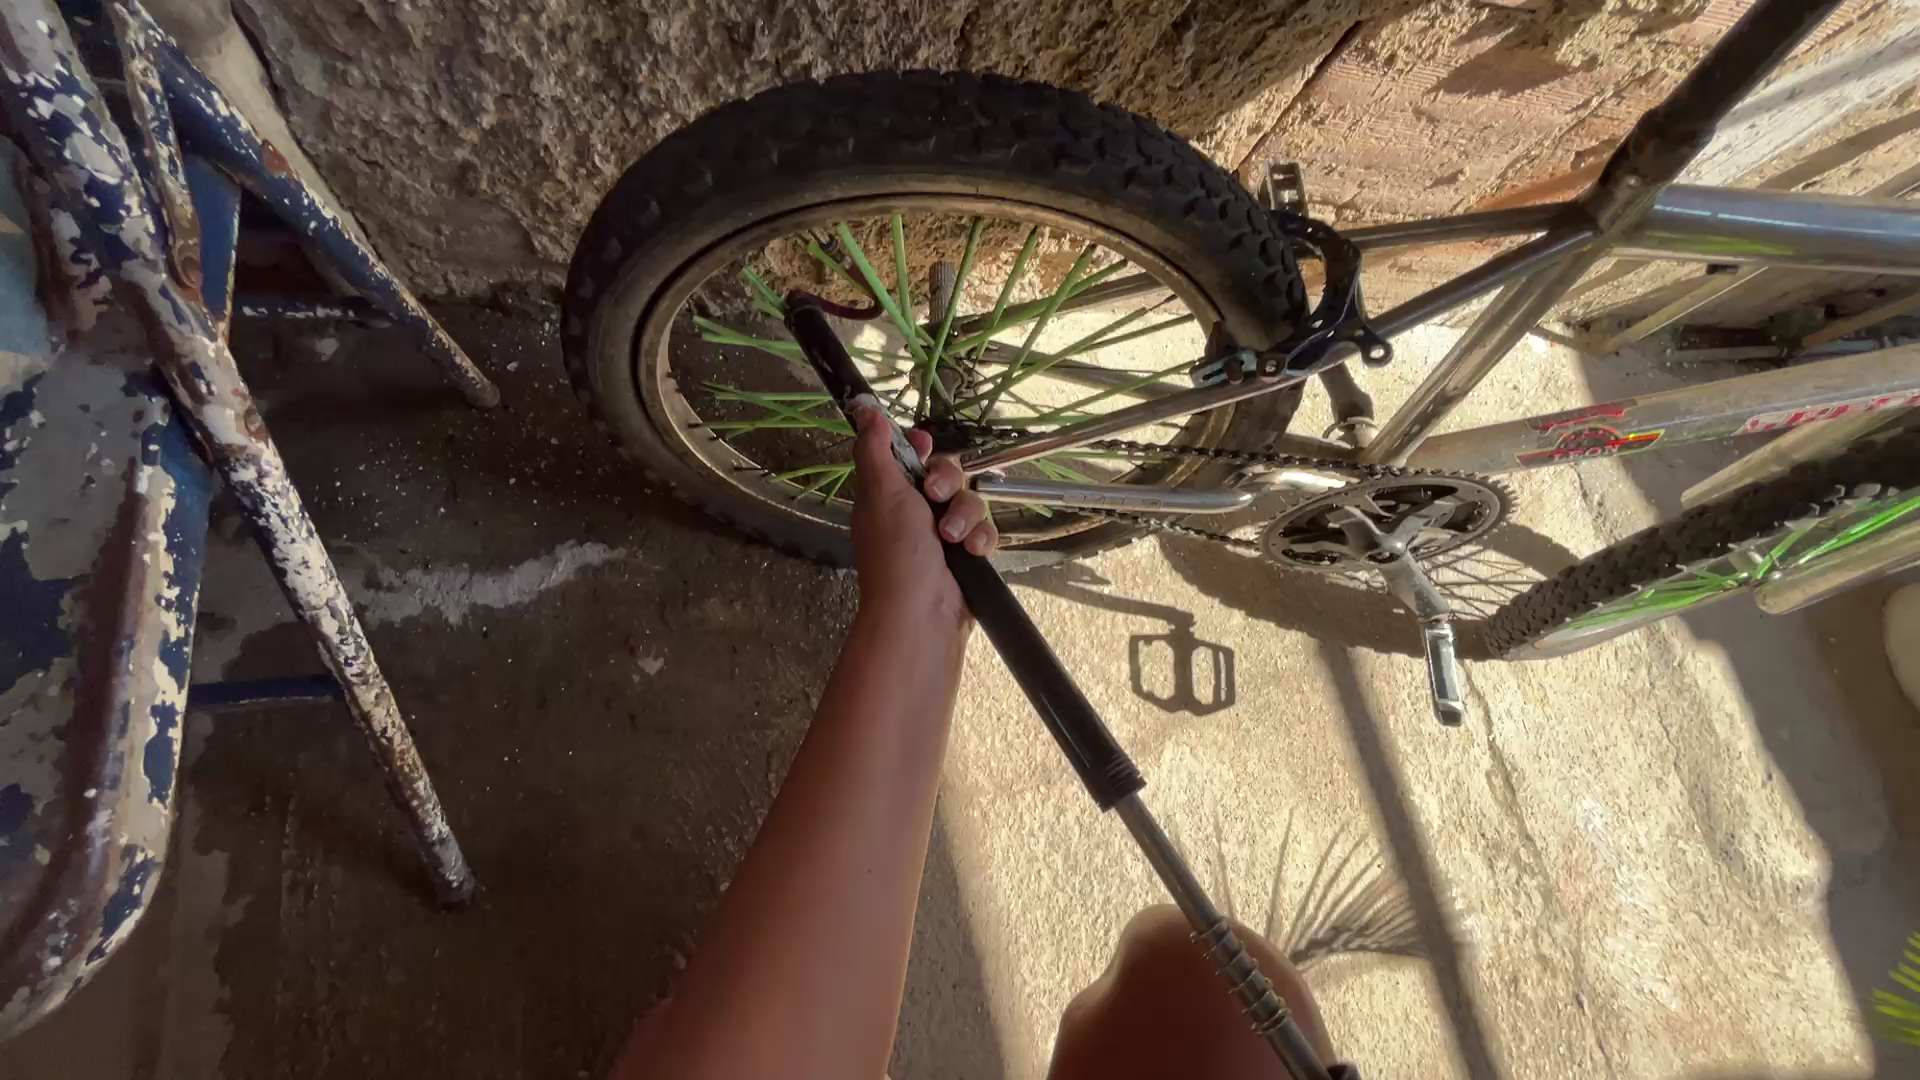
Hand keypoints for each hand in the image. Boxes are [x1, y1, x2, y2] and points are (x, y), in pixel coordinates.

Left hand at [850, 404, 996, 621]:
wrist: (921, 612)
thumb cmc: (897, 551)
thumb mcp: (881, 492)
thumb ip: (875, 449)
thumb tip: (862, 408)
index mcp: (888, 495)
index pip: (908, 456)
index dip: (920, 447)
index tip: (926, 443)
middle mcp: (914, 512)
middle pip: (946, 474)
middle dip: (947, 483)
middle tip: (936, 497)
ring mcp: (941, 535)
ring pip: (969, 501)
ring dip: (964, 516)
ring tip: (953, 538)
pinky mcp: (965, 554)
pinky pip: (984, 530)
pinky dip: (980, 539)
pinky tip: (972, 552)